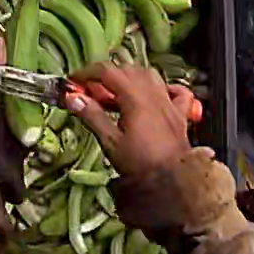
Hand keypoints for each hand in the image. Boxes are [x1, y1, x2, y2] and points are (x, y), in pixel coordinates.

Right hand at [64, 63, 197, 180]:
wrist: (175, 184)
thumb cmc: (140, 164)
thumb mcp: (111, 142)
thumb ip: (92, 115)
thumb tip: (72, 97)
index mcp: (134, 97)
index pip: (107, 71)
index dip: (87, 73)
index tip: (75, 82)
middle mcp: (153, 94)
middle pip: (127, 69)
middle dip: (106, 75)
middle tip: (92, 90)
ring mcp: (169, 102)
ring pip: (149, 75)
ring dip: (130, 77)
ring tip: (118, 90)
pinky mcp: (180, 114)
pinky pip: (176, 92)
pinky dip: (164, 88)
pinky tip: (157, 94)